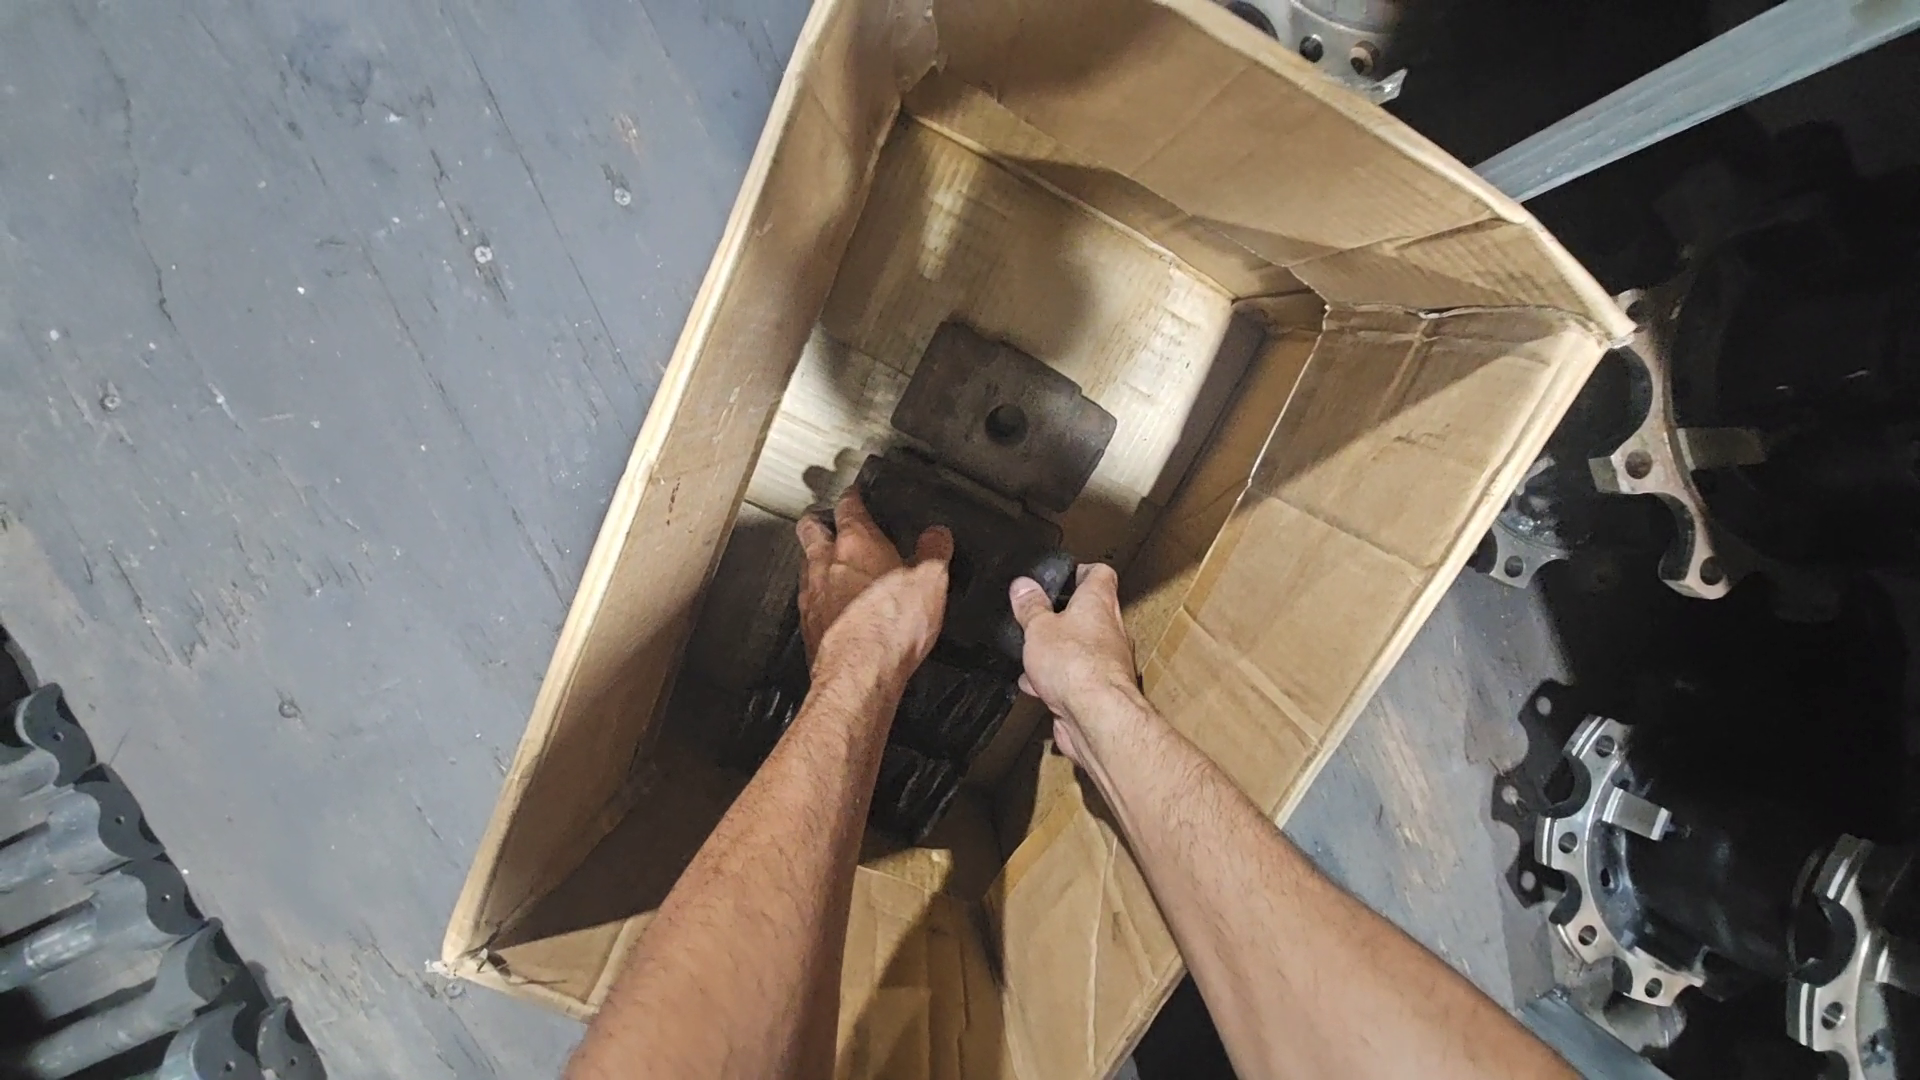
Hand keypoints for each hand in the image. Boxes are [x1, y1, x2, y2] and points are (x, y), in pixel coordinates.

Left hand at [796, 488, 951, 691]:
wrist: (859, 674)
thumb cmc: (889, 626)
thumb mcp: (931, 581)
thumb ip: (934, 552)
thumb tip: (937, 535)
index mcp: (857, 543)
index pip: (849, 506)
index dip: (853, 497)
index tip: (856, 495)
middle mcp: (826, 564)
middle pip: (811, 530)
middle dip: (818, 522)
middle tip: (826, 521)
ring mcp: (812, 596)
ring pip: (804, 565)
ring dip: (814, 561)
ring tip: (827, 564)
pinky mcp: (809, 627)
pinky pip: (806, 602)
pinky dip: (817, 599)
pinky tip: (829, 608)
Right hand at [1008, 564, 1146, 768]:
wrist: (1095, 716)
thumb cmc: (1077, 665)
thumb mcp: (1038, 627)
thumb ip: (1030, 607)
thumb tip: (1023, 586)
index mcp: (1098, 602)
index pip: (1100, 574)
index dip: (1082, 572)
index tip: (1066, 575)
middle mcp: (1110, 630)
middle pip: (1092, 613)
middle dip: (1064, 617)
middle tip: (1044, 616)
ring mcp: (1108, 662)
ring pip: (1083, 649)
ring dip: (1059, 652)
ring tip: (1035, 654)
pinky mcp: (1100, 691)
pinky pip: (1077, 679)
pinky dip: (1059, 681)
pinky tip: (1038, 687)